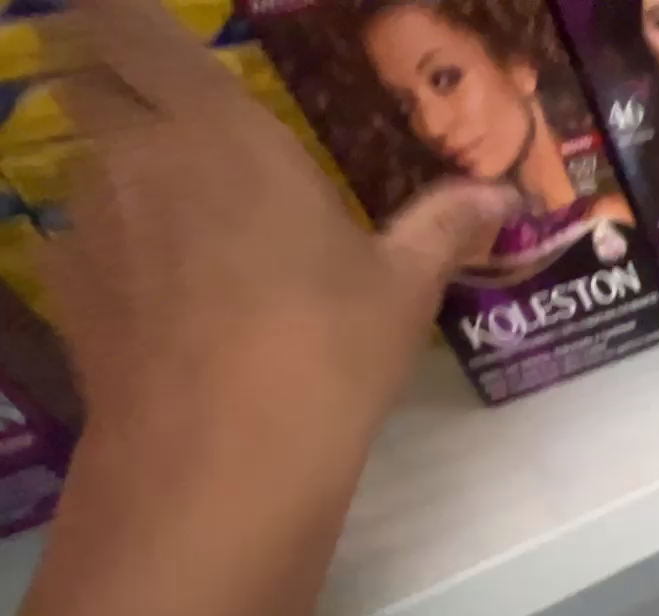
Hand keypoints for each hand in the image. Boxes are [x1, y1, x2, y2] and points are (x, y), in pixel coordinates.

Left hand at [43, 0, 514, 465]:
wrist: (230, 443)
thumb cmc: (333, 343)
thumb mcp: (408, 285)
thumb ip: (446, 224)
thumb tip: (503, 193)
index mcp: (222, 134)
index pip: (130, 25)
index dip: (145, 31)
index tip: (191, 66)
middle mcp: (134, 152)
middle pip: (90, 77)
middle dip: (135, 94)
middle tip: (211, 148)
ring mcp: (86, 214)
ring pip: (90, 158)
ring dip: (137, 173)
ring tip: (210, 234)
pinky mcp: (66, 277)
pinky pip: (87, 230)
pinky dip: (126, 242)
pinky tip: (182, 296)